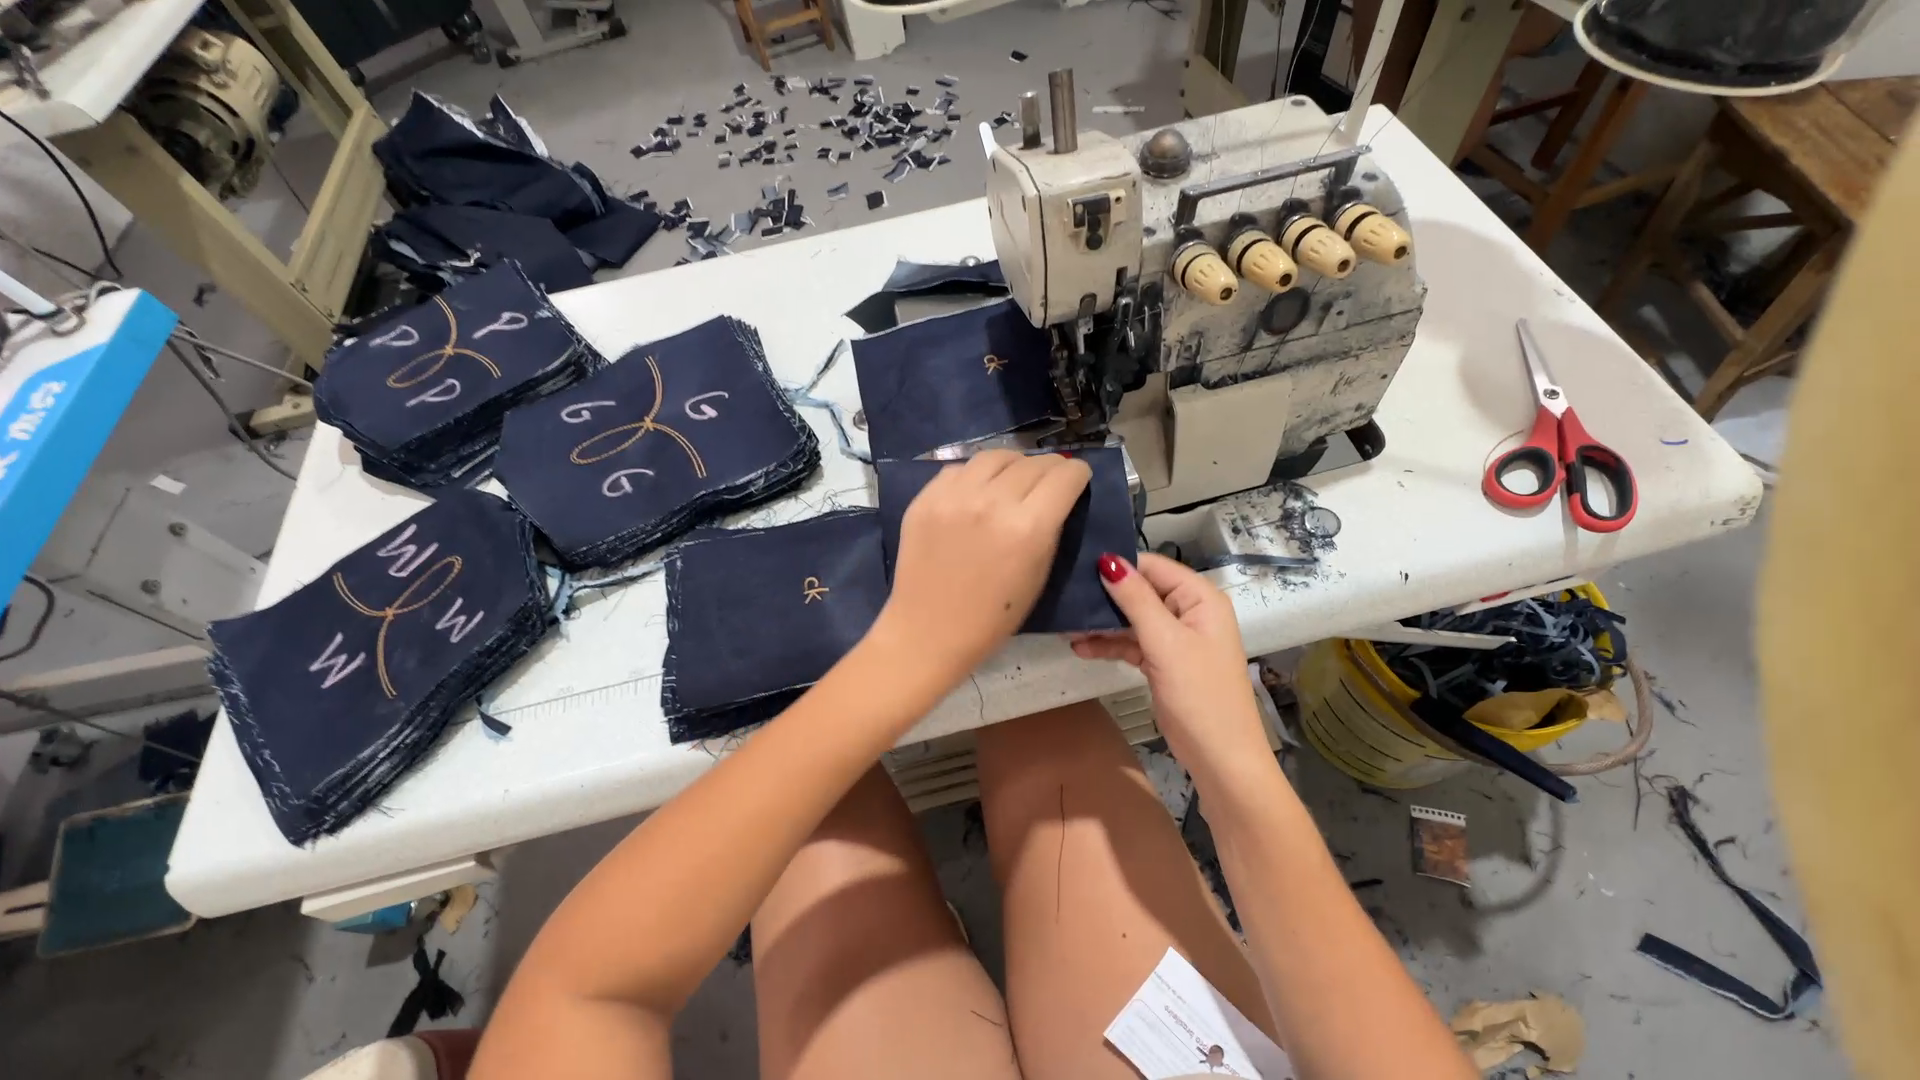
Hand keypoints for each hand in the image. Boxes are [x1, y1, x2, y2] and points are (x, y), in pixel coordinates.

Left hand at [875, 450, 1091, 686]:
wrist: (929, 631)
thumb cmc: (993, 618)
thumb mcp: (1039, 576)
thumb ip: (1051, 530)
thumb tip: (1057, 497)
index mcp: (1028, 527)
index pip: (1065, 475)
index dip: (1078, 474)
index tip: (1077, 479)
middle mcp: (992, 501)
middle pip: (1033, 463)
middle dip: (1050, 468)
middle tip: (1050, 480)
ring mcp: (954, 496)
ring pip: (995, 456)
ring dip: (1013, 464)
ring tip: (1014, 478)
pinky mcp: (925, 498)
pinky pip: (959, 469)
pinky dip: (976, 475)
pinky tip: (978, 491)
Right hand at [1071, 553, 1274, 782]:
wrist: (1220, 756)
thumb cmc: (1199, 694)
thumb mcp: (1165, 642)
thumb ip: (1136, 600)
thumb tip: (1108, 560)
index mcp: (1200, 598)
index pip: (1154, 566)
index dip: (1120, 565)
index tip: (1078, 567)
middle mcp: (1190, 612)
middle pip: (1142, 591)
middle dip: (1106, 595)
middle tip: (1065, 597)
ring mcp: (1177, 639)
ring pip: (1134, 619)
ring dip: (1103, 623)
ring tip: (1064, 626)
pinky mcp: (1164, 662)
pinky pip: (1133, 643)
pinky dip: (1110, 644)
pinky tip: (1081, 648)